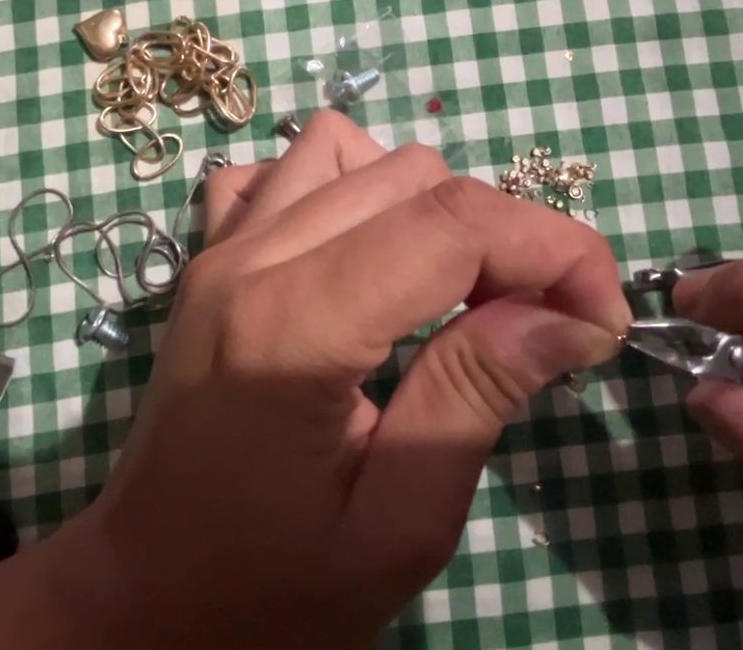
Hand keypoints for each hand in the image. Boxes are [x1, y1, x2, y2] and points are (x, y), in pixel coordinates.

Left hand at [42, 111, 628, 646]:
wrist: (142, 591)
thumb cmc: (267, 589)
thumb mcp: (397, 522)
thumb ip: (475, 397)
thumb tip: (568, 314)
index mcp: (293, 325)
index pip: (450, 223)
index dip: (554, 249)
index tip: (600, 320)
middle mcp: (249, 258)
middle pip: (410, 174)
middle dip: (502, 233)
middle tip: (532, 323)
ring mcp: (219, 246)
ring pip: (348, 151)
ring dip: (423, 203)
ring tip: (447, 288)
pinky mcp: (207, 256)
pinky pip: (282, 172)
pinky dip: (343, 188)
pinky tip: (359, 255)